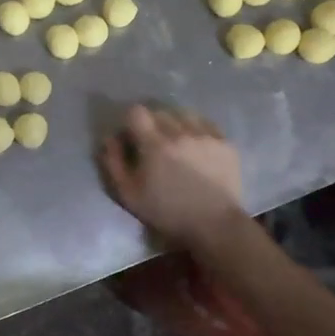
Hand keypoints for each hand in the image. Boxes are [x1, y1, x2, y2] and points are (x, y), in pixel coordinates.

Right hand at [99, 104, 246, 248]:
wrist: (213, 224)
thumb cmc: (166, 212)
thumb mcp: (128, 194)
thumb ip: (113, 163)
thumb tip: (110, 139)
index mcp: (155, 144)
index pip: (136, 111)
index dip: (131, 121)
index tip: (133, 136)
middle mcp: (181, 133)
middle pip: (159, 111)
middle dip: (152, 123)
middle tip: (153, 143)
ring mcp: (206, 135)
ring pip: (183, 113)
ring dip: (175, 123)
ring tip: (176, 142)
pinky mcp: (225, 142)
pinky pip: (205, 123)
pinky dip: (196, 130)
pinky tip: (195, 146)